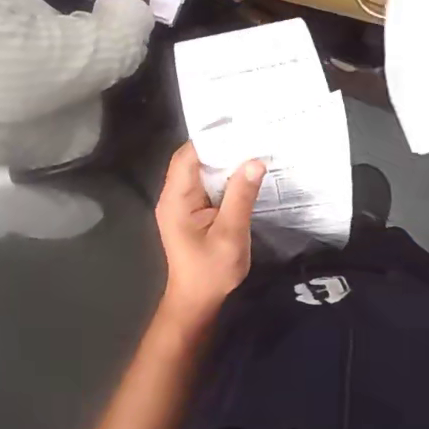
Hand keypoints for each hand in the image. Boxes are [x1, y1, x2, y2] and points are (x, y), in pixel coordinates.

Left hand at [156, 144, 264, 324]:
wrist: (198, 301)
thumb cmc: (211, 271)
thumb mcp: (230, 234)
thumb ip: (241, 196)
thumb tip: (254, 161)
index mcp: (175, 199)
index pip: (187, 157)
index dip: (211, 140)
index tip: (239, 128)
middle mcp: (173, 197)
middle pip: (193, 161)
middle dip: (221, 149)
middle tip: (252, 135)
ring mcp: (181, 205)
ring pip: (201, 172)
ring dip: (224, 163)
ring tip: (252, 149)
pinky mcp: (192, 213)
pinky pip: (206, 186)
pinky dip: (224, 179)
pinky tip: (244, 174)